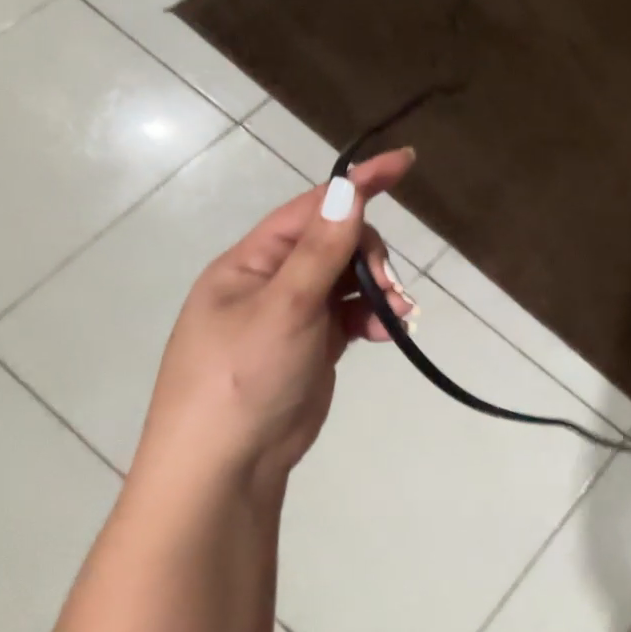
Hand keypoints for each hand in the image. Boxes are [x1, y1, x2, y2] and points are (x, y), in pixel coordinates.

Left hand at [133, 148, 419, 491]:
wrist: (225, 468)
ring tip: (396, 316)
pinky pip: (354, 313)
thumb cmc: (242, 379)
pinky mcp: (313, 343)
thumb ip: (322, 249)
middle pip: (340, 243)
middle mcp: (270, 282)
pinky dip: (377, 318)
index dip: (359, 184)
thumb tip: (348, 189)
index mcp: (249, 265)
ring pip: (352, 279)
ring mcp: (292, 314)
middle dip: (373, 258)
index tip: (405, 162)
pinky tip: (390, 334)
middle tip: (387, 288)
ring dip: (380, 290)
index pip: (314, 207)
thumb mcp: (285, 308)